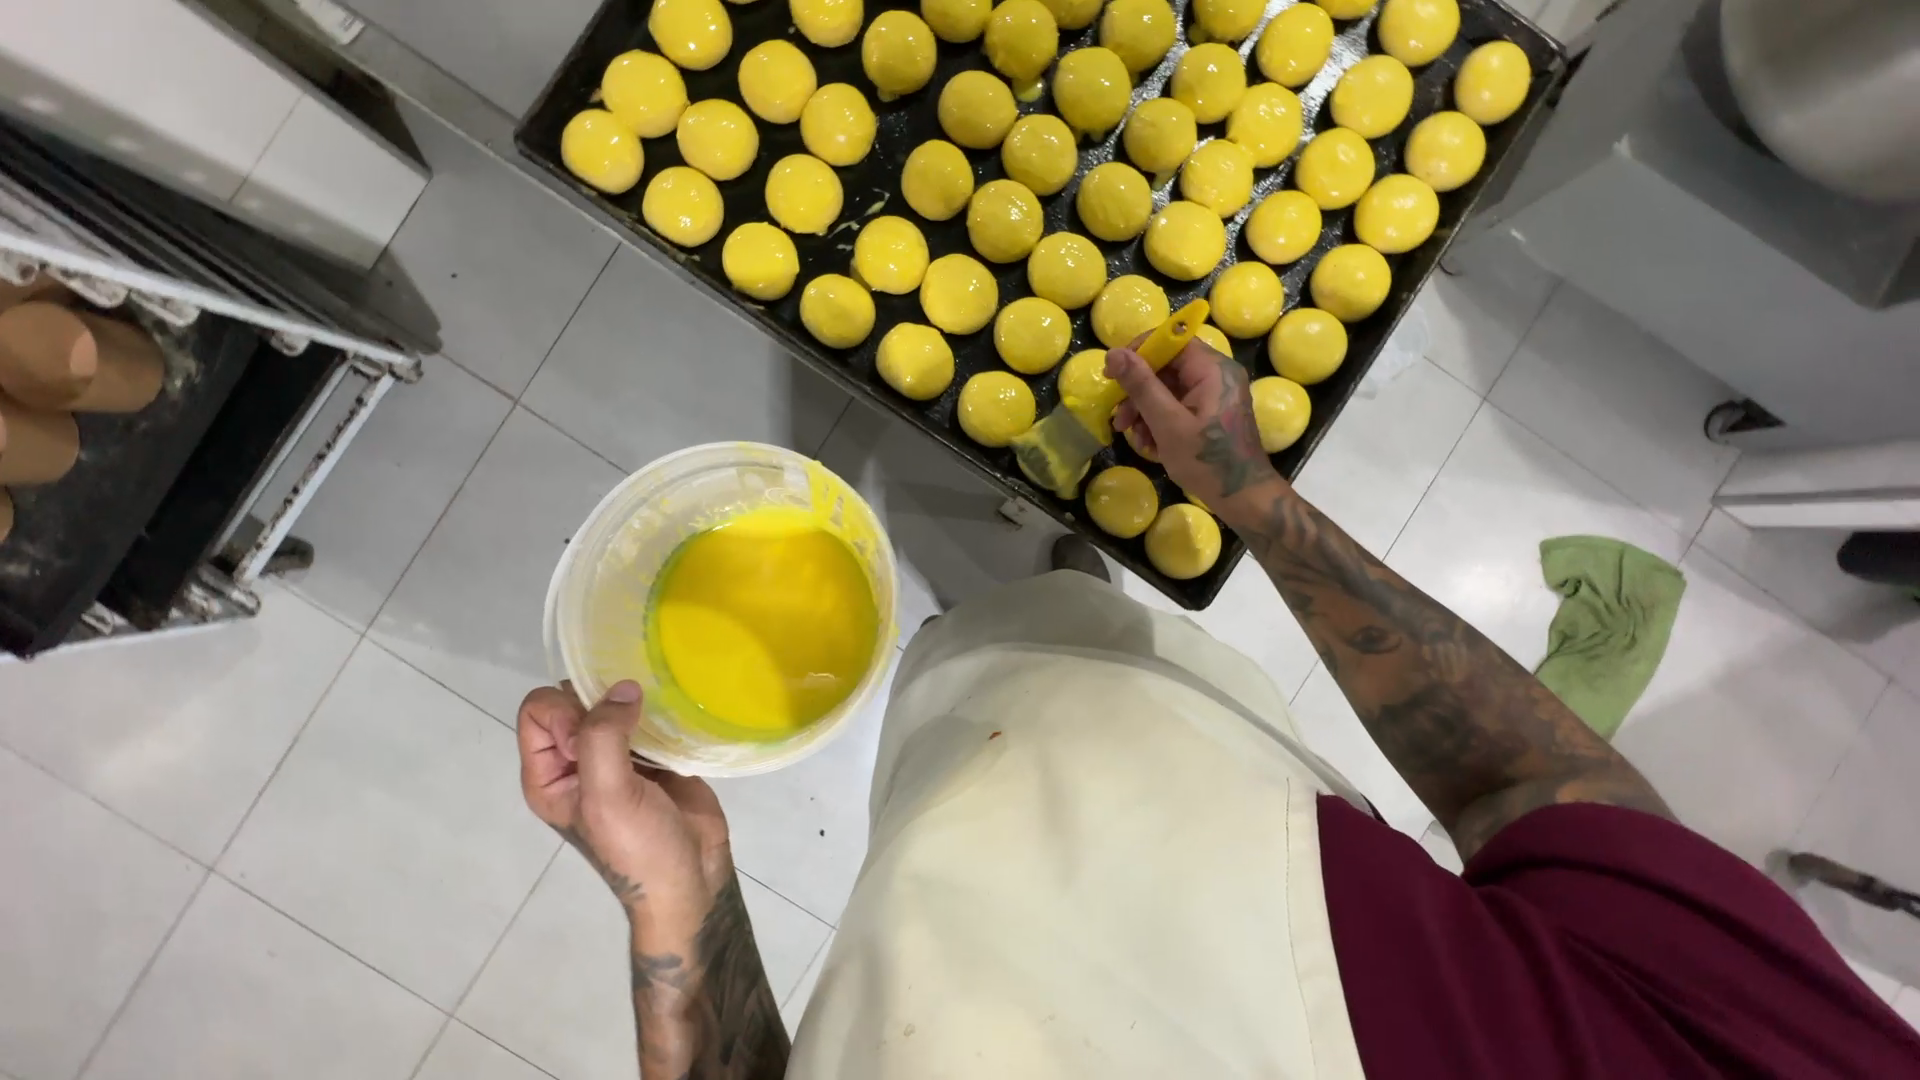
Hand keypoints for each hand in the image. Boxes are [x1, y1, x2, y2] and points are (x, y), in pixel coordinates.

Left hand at [517, 682, 731, 934]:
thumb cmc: (636, 846)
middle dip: (602, 698)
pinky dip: (661, 709)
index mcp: (550, 775)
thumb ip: (603, 738)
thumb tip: (624, 687)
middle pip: (576, 699)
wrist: (689, 877)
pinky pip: (651, 715)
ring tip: (657, 714)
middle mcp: (578, 761)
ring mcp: (619, 756)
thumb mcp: (606, 796)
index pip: (539, 711)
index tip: (598, 734)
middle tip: (631, 724)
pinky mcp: (656, 755)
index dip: (567, 710)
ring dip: (634, 700)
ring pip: (614, 703)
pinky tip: (675, 717)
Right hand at [1106, 337, 1287, 520]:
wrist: (1243, 498)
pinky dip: (1160, 422)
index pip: (1171, 340)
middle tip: (1120, 420)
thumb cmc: (1207, 461)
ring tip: (1136, 439)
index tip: (1111, 375)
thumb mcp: (1168, 423)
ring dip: (1145, 412)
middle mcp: (1216, 375)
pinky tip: (1151, 446)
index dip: (1138, 352)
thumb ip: (1141, 386)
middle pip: (1166, 367)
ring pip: (1168, 390)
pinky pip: (1177, 406)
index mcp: (1212, 369)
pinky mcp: (1211, 414)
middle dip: (1138, 392)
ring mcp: (1214, 395)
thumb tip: (1113, 353)